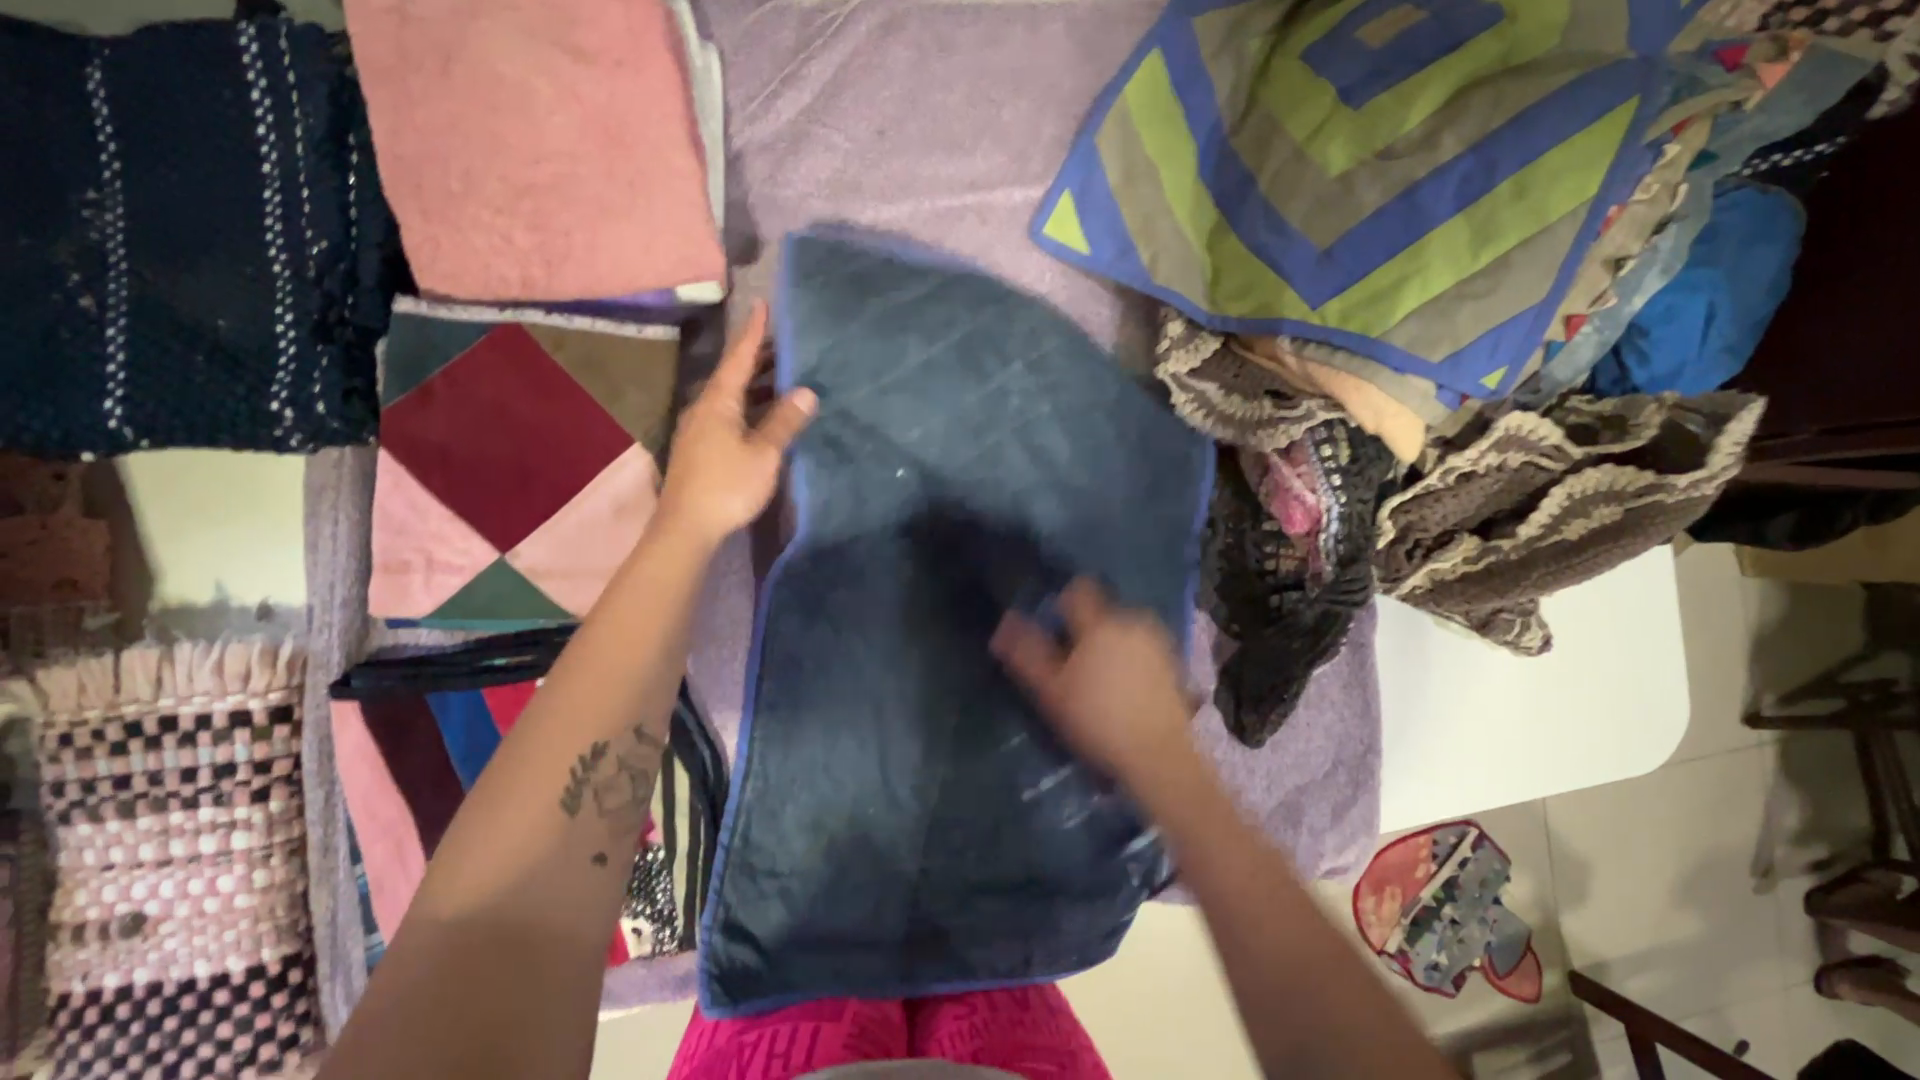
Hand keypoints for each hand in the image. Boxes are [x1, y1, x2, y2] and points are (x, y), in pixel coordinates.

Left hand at [657, 302, 816, 545]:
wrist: (686, 527)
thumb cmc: (726, 485)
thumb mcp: (763, 454)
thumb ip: (784, 422)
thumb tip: (806, 391)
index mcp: (718, 401)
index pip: (739, 357)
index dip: (753, 332)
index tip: (763, 306)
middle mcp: (704, 408)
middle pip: (732, 375)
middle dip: (757, 358)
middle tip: (785, 344)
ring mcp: (699, 429)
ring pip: (730, 397)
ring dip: (754, 386)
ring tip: (781, 377)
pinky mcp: (700, 449)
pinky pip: (728, 415)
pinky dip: (748, 406)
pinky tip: (763, 414)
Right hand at [990, 578, 1194, 786]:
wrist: (1159, 756)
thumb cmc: (1098, 721)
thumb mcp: (1051, 692)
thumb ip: (1026, 653)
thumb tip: (1004, 623)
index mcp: (1100, 622)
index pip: (1079, 590)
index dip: (1062, 604)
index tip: (1053, 630)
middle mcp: (1133, 621)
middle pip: (1102, 611)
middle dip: (1087, 630)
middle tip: (1072, 665)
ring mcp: (1158, 641)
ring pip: (1124, 630)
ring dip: (1111, 645)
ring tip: (1100, 682)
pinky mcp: (1175, 663)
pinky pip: (1143, 649)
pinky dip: (1132, 661)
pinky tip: (1126, 692)